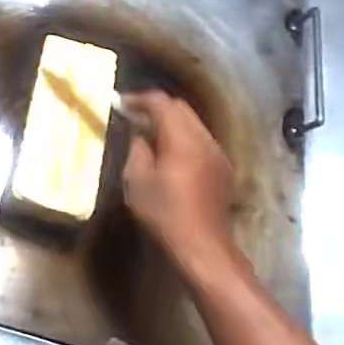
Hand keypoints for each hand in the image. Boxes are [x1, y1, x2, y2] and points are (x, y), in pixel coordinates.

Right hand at [120, 91, 244, 283]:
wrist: (203, 245)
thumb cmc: (164, 214)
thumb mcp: (137, 181)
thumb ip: (137, 149)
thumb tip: (140, 133)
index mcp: (182, 140)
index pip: (162, 103)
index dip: (140, 99)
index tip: (121, 103)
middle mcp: (204, 140)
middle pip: (181, 108)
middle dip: (156, 107)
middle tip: (133, 115)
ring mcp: (217, 153)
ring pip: (193, 123)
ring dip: (170, 121)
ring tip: (148, 133)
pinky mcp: (222, 167)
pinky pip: (200, 139)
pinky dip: (182, 136)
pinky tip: (168, 152)